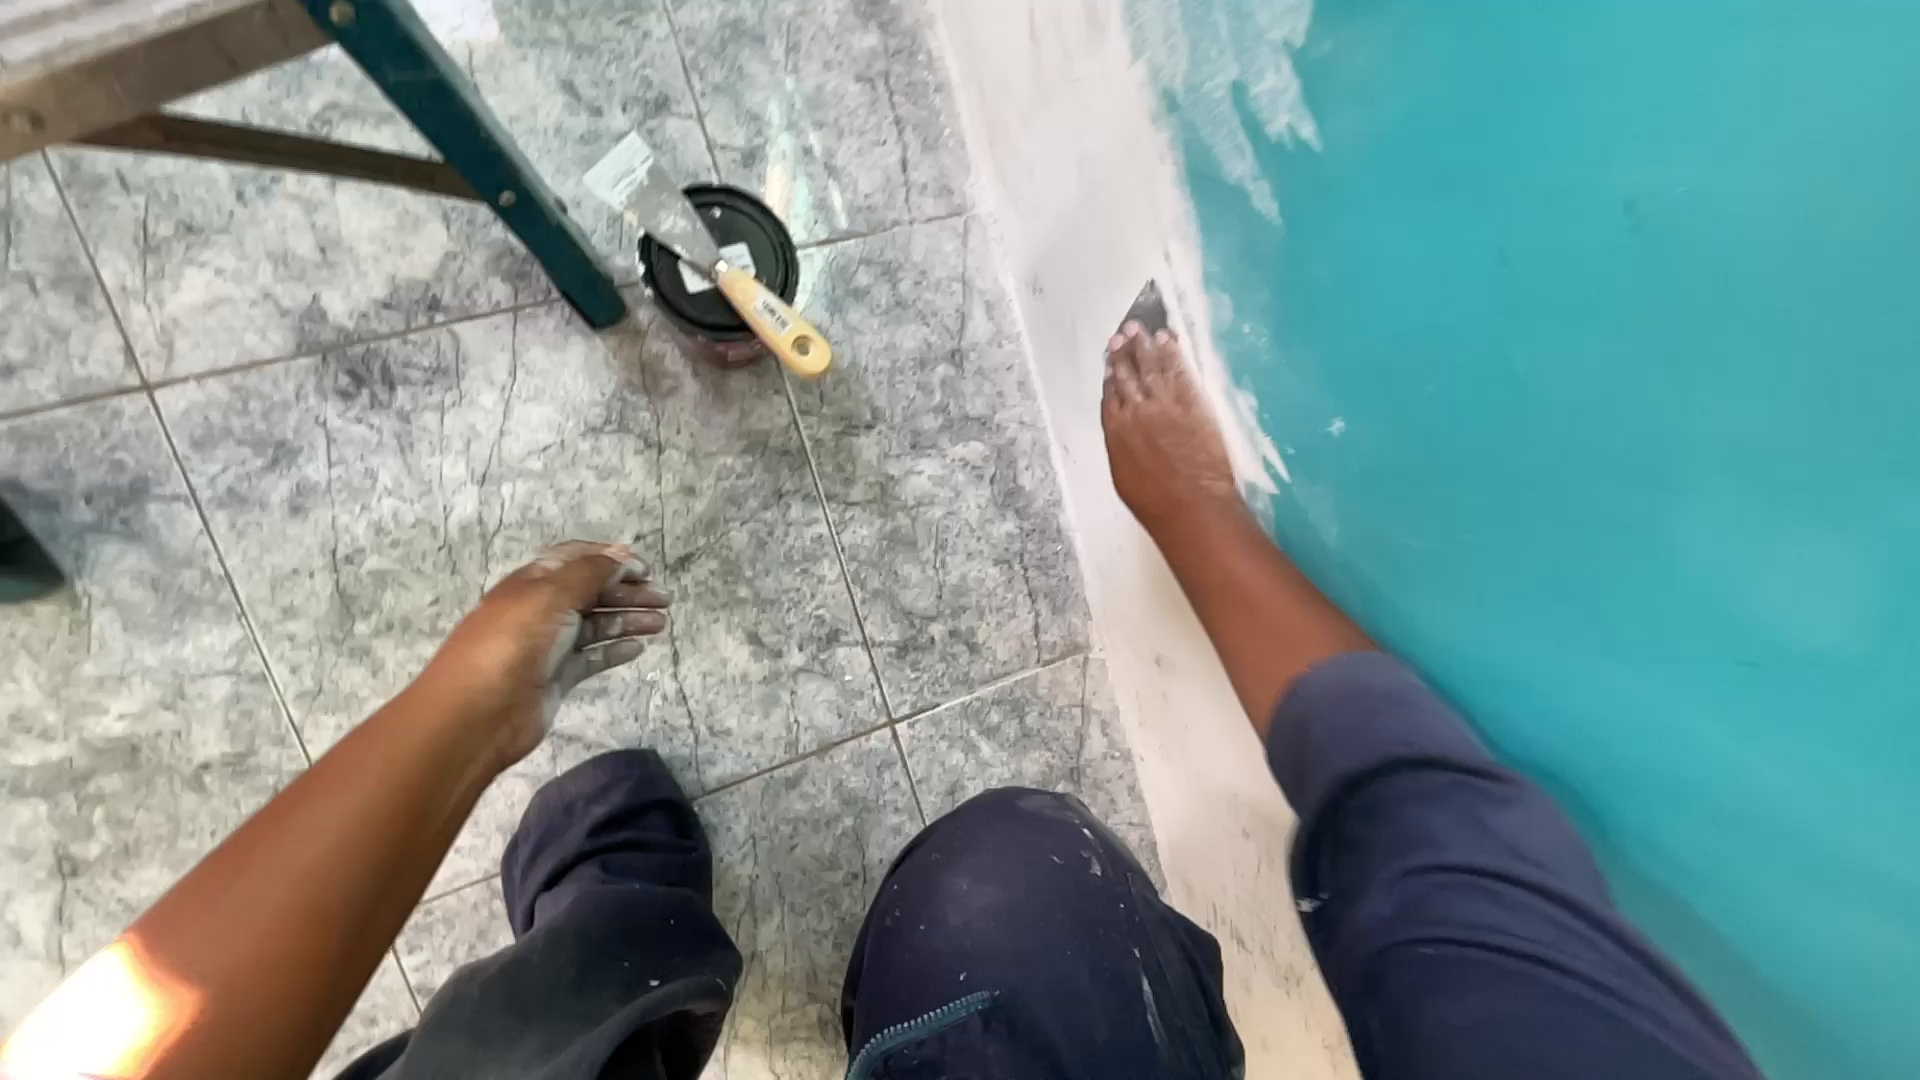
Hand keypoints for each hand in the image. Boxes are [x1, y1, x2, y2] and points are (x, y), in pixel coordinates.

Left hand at [418, 541, 669, 767]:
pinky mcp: (556, 676)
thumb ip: (590, 572)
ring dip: (629, 620)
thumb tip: (622, 558)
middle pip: (592, 592)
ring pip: (596, 625)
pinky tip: (638, 649)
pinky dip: (615, 650)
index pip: (575, 558)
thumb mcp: (552, 594)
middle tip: (664, 599)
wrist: (478, 713)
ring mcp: (549, 645)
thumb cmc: (514, 643)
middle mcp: (541, 610)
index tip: (645, 569)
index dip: (610, 559)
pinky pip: (592, 657)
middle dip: (628, 591)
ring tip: (661, 624)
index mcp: (533, 583)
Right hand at [1101, 322, 1240, 532]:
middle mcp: (1136, 411)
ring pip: (1151, 367)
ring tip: (1139, 328)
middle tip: (1122, 332)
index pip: (1111, 395)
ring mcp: (1164, 404)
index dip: (1110, 375)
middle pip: (1127, 375)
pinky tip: (1168, 340)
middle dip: (1124, 352)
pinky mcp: (1191, 402)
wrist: (1189, 503)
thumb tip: (1121, 434)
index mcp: (1116, 431)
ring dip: (1144, 345)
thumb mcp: (1123, 476)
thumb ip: (1121, 447)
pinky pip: (1179, 371)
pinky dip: (1172, 354)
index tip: (1110, 361)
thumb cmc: (1154, 501)